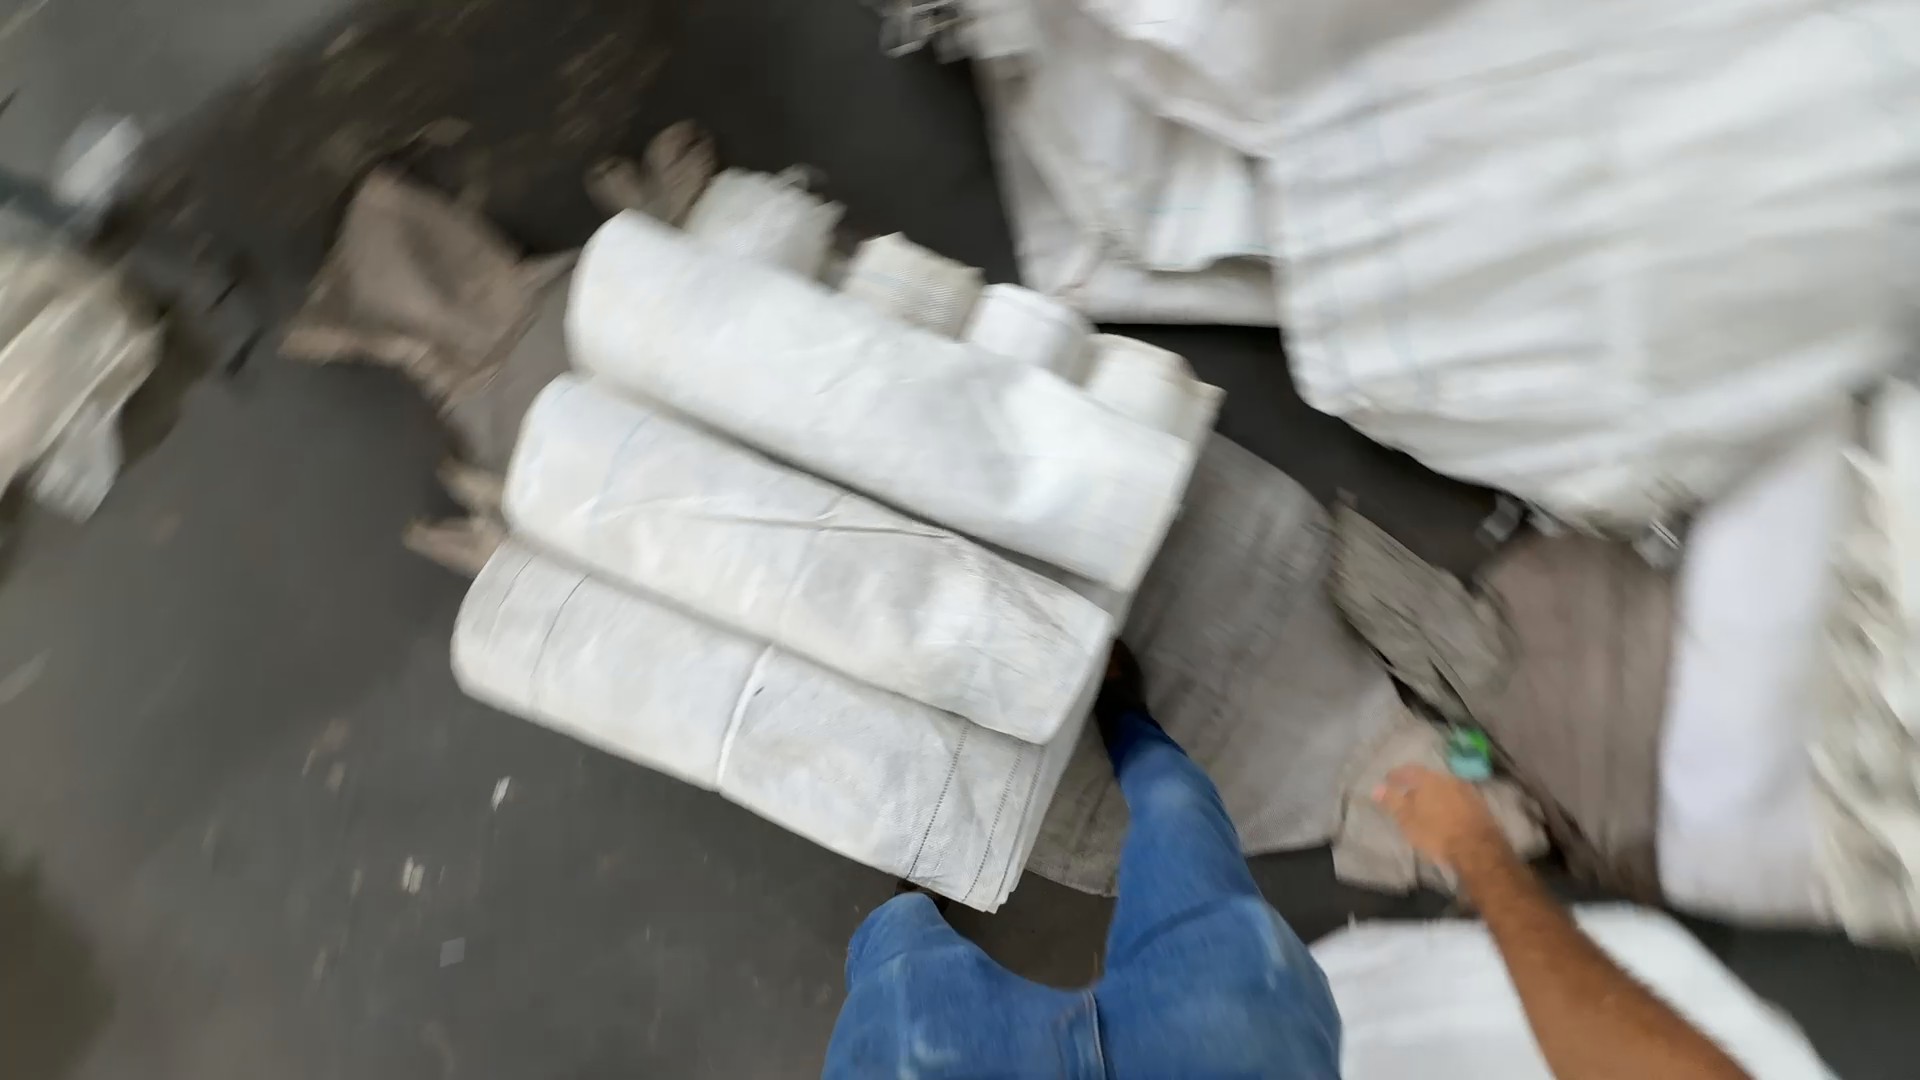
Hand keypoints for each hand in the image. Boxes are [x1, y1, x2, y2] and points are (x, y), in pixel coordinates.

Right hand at [1372, 765, 1510, 870]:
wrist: (1480, 851)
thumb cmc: (1436, 832)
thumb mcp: (1406, 818)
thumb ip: (1391, 801)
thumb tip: (1376, 787)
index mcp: (1429, 779)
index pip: (1408, 770)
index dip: (1397, 775)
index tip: (1388, 781)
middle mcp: (1449, 780)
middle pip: (1429, 778)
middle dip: (1418, 786)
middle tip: (1408, 796)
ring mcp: (1469, 793)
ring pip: (1446, 789)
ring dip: (1436, 795)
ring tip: (1428, 808)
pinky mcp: (1483, 808)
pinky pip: (1460, 801)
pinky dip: (1450, 805)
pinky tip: (1448, 816)